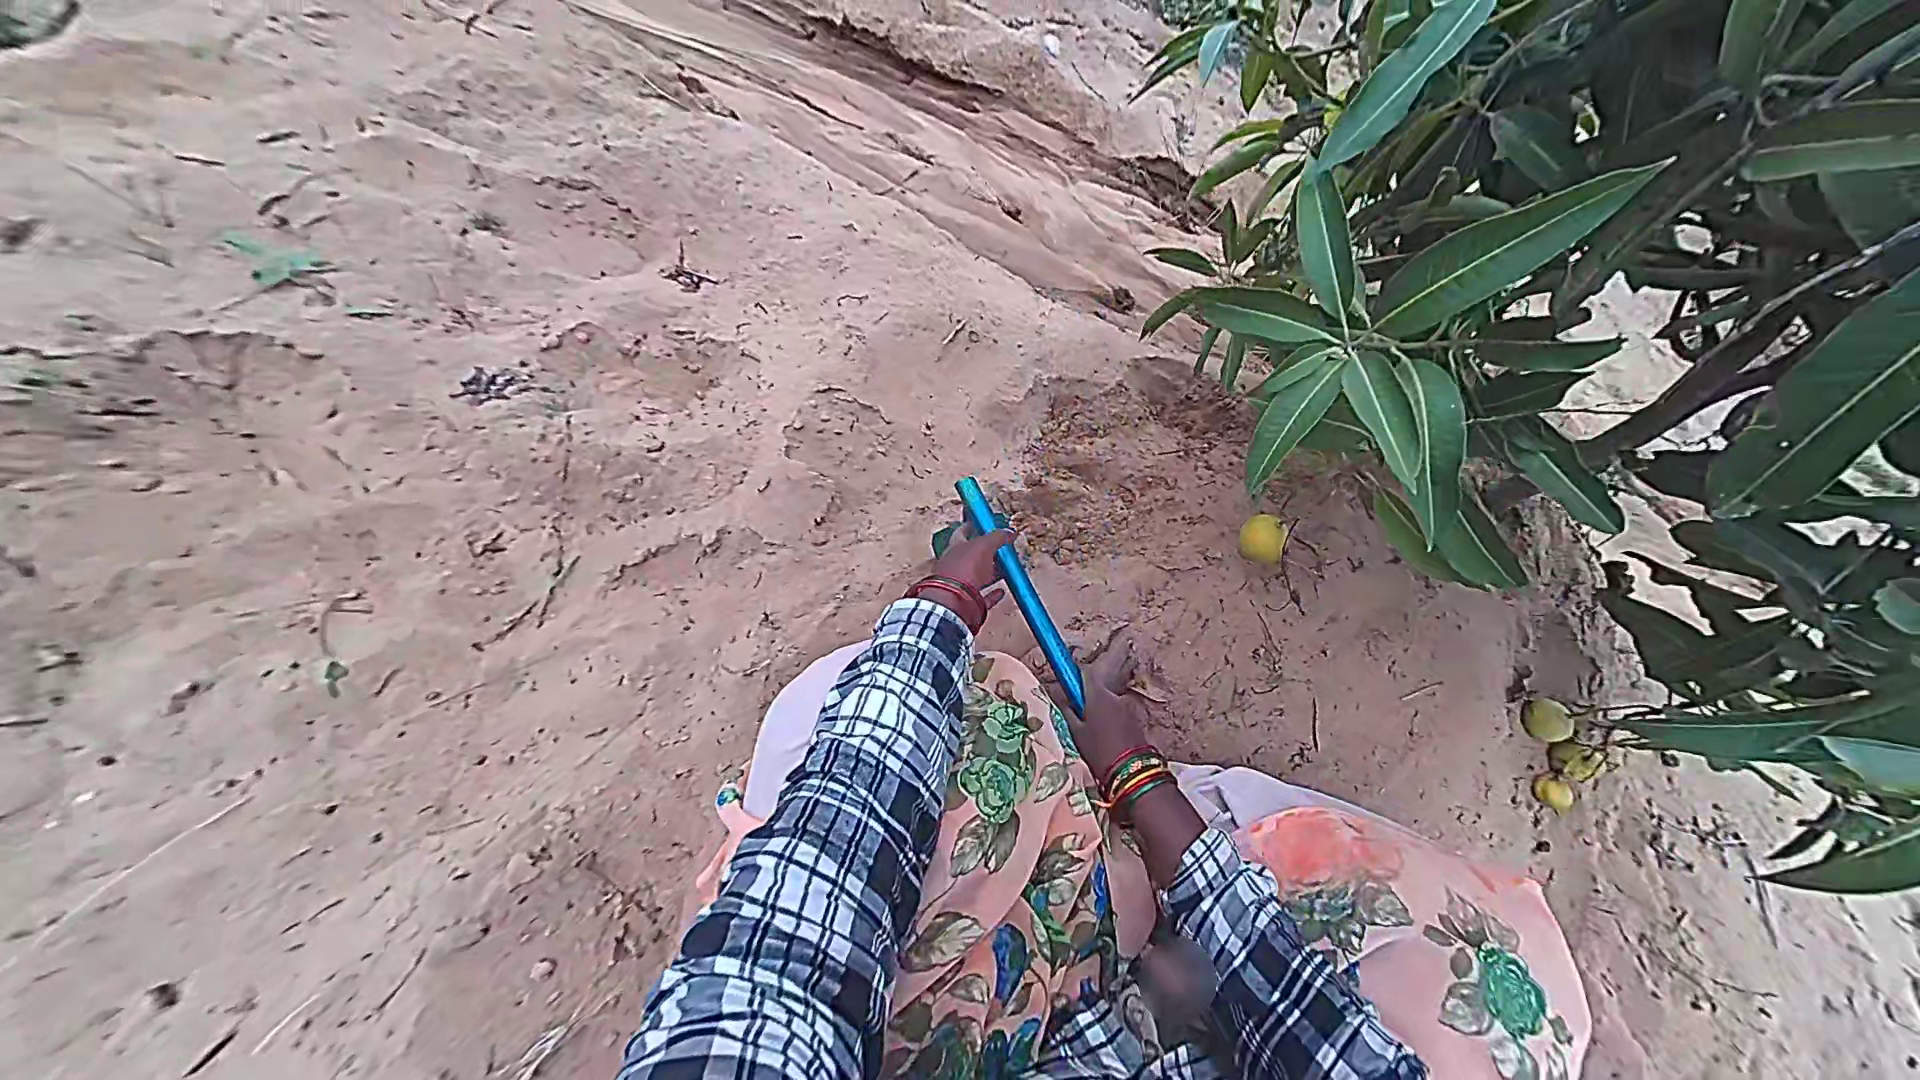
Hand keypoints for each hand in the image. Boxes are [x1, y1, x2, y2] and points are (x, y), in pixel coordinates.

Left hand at [915, 528, 1011, 624]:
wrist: (954, 602)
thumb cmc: (962, 570)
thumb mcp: (984, 546)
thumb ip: (997, 537)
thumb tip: (1009, 531)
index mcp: (955, 548)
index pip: (963, 532)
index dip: (973, 526)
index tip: (984, 523)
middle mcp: (955, 565)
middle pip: (972, 555)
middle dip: (987, 551)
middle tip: (1001, 548)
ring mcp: (960, 585)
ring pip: (977, 576)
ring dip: (991, 572)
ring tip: (1005, 569)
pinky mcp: (967, 602)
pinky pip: (982, 596)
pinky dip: (992, 594)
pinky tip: (1000, 592)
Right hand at [1057, 638, 1153, 786]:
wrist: (1134, 775)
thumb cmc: (1100, 753)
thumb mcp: (1076, 732)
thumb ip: (1066, 710)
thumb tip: (1056, 693)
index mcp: (1098, 695)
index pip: (1082, 672)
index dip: (1071, 675)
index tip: (1063, 682)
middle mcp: (1115, 696)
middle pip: (1095, 688)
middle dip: (1085, 699)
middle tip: (1075, 718)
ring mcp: (1128, 708)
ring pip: (1107, 703)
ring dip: (1098, 712)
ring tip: (1092, 735)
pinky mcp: (1136, 720)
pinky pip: (1117, 714)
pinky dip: (1110, 721)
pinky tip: (1105, 740)